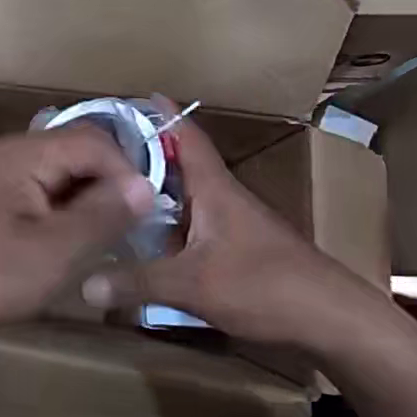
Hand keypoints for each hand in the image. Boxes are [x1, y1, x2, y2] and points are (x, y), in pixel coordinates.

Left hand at [0, 126, 156, 339]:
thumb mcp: (57, 250)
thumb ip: (104, 214)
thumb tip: (146, 187)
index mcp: (28, 154)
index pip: (96, 142)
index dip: (129, 172)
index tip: (146, 212)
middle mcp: (15, 151)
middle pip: (81, 149)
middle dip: (113, 181)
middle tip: (135, 221)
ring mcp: (4, 173)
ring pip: (66, 170)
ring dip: (94, 195)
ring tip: (114, 230)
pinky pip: (49, 187)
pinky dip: (72, 206)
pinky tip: (80, 235)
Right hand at [81, 110, 393, 347]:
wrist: (332, 318)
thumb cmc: (264, 285)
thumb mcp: (191, 284)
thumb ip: (137, 282)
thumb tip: (84, 285)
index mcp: (216, 189)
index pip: (186, 137)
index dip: (161, 114)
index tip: (131, 97)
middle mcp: (225, 199)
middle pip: (181, 166)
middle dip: (146, 155)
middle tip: (102, 154)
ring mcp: (235, 225)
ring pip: (188, 199)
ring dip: (157, 193)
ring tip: (115, 195)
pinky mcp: (240, 251)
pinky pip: (195, 227)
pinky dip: (170, 226)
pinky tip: (148, 242)